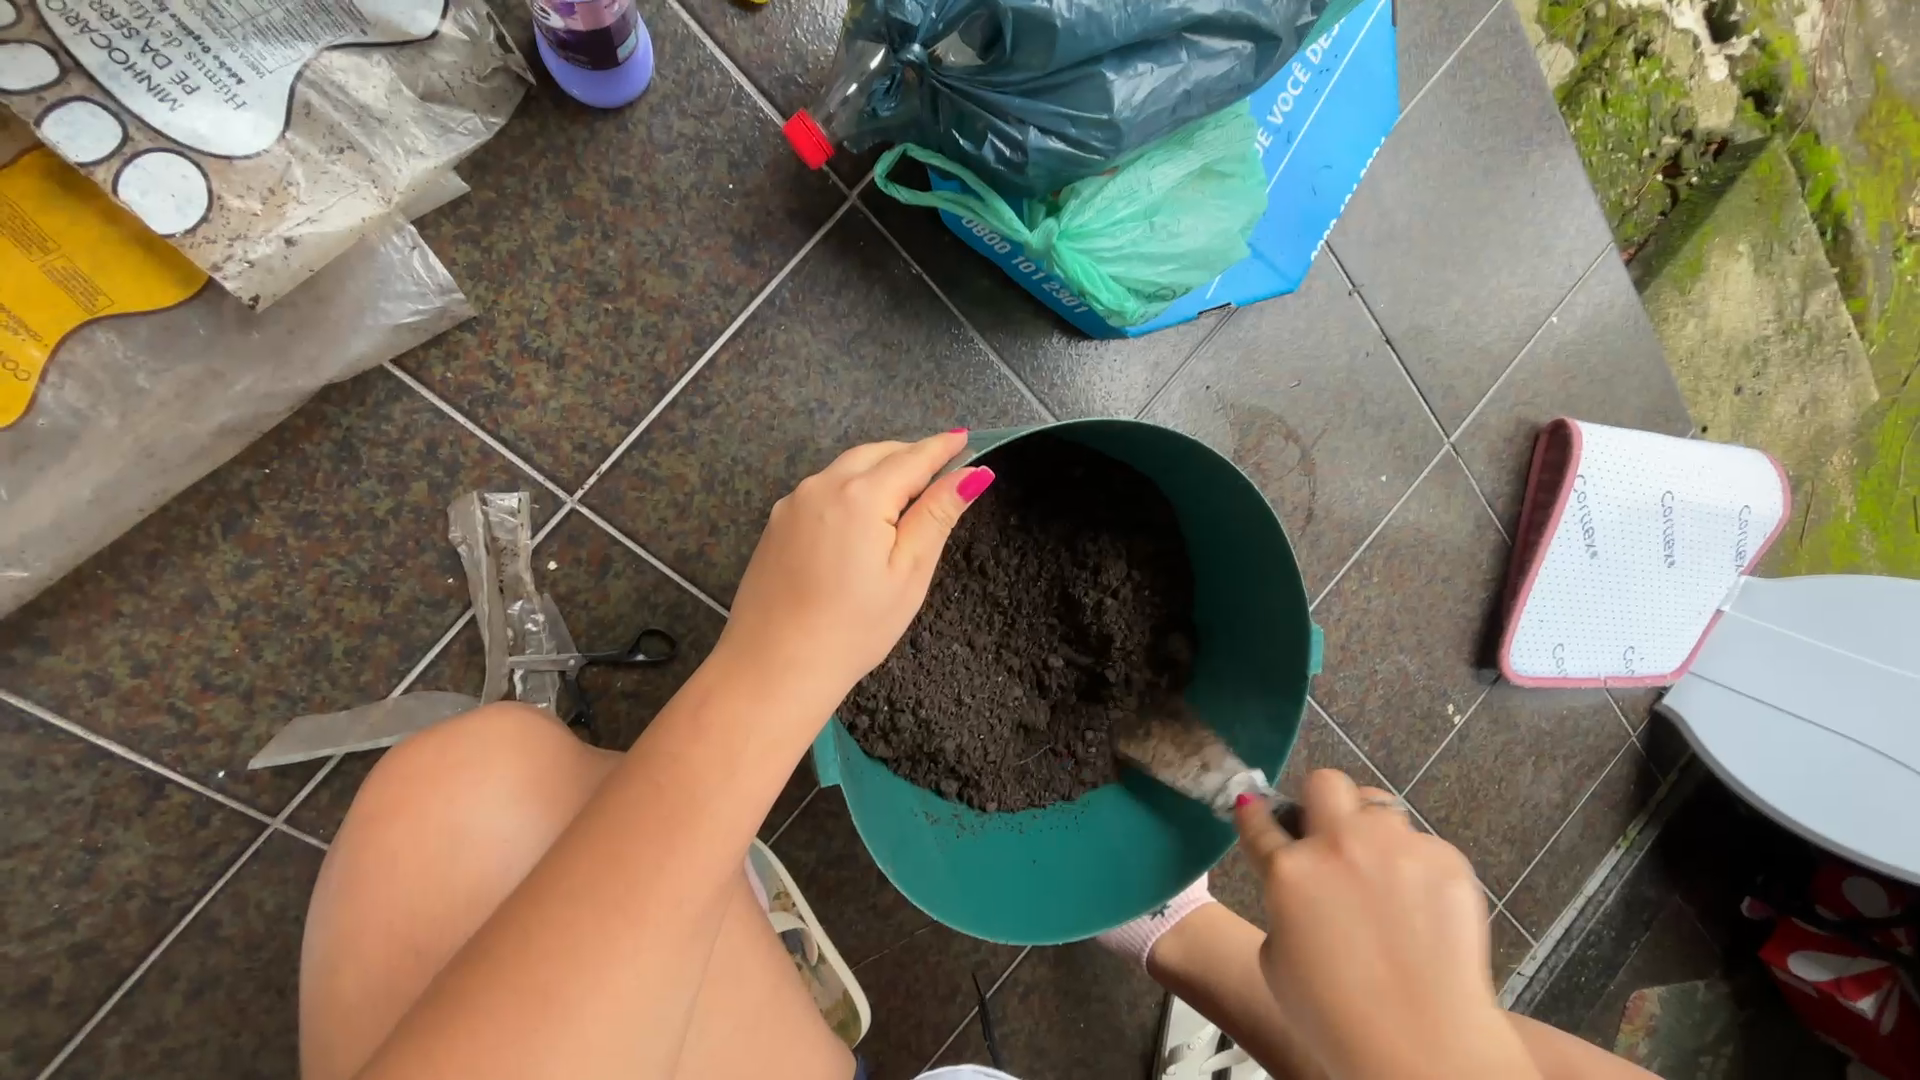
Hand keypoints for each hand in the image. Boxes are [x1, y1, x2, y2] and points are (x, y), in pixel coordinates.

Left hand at [717, 430, 991, 709]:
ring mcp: (793, 503)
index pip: (913, 457)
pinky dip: (850, 489)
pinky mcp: (776, 523)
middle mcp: (822, 486)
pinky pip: (822, 490)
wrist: (773, 666)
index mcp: (861, 495)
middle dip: (910, 455)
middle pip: (876, 454)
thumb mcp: (909, 573)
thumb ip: (937, 515)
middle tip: (941, 468)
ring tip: (906, 493)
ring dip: (878, 470)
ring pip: (846, 469)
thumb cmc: (853, 628)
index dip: (942, 447)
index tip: (964, 437)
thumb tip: (972, 474)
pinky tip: (861, 519)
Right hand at [1235, 771, 1540, 1078]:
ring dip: (1373, 834)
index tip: (1256, 808)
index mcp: (1288, 870)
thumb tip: (1298, 886)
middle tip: (1329, 837)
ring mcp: (1396, 848)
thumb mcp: (1276, 958)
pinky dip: (1417, 869)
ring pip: (1379, 808)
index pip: (1258, 817)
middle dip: (1321, 802)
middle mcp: (1339, 845)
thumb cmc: (1334, 1017)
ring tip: (1385, 877)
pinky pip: (1424, 846)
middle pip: (1325, 782)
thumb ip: (1281, 905)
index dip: (1254, 810)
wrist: (1426, 1049)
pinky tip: (1423, 910)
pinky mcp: (1447, 862)